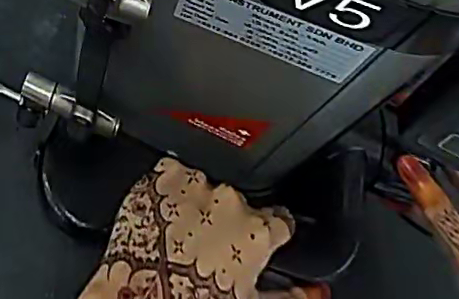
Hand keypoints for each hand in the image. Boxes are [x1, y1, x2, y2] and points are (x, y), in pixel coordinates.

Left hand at [78, 157, 324, 298]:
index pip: (280, 220)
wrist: (142, 293)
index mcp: (257, 229)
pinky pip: (174, 173)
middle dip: (230, 220)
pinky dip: (172, 189)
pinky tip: (166, 215)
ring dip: (200, 203)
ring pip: (206, 186)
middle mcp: (229, 197)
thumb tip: (316, 292)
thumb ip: (291, 296)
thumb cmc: (192, 298)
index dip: (272, 232)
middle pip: (240, 202)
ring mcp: (194, 180)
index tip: (264, 240)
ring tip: (183, 235)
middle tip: (212, 248)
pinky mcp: (162, 172)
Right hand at [397, 156, 458, 298]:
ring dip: (428, 198)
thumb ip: (440, 214)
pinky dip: (433, 222)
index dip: (437, 151)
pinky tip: (418, 219)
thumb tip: (410, 166)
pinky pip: (456, 234)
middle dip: (430, 173)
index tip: (407, 138)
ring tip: (396, 183)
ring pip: (457, 213)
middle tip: (395, 158)